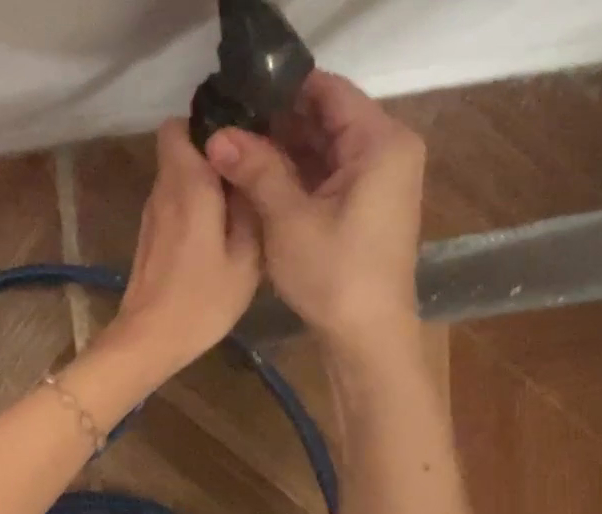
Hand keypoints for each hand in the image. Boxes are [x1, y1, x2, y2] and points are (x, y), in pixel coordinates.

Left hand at [104, 118, 262, 369]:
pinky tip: (223, 223)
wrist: (149, 341)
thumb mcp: (247, 254)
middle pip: (182, 145)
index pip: (182, 124)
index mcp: (187, 184)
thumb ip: (252, 202)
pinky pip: (175, 201)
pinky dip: (197, 201)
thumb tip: (255, 162)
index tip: (248, 128)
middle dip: (215, 146)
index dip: (212, 119)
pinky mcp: (151, 236)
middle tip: (255, 162)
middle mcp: (163, 191)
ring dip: (208, 175)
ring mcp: (152, 215)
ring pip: (179, 174)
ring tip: (245, 193)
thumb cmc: (201, 300)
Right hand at [203, 71, 424, 347]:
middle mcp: (386, 150)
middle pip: (326, 118)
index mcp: (380, 142)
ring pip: (323, 148)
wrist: (366, 333)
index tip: (235, 99)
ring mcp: (377, 179)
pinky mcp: (364, 205)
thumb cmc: (334, 273)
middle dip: (275, 123)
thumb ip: (256, 170)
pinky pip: (326, 174)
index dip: (280, 91)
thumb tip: (215, 135)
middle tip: (223, 128)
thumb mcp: (288, 219)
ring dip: (280, 151)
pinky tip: (254, 180)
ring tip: (229, 152)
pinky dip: (294, 175)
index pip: (328, 91)